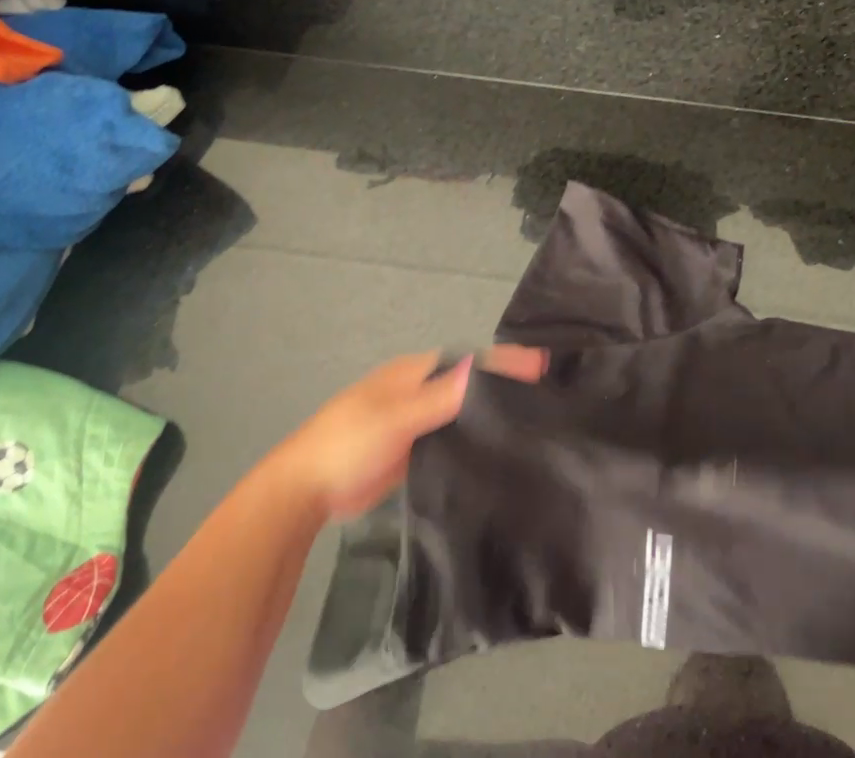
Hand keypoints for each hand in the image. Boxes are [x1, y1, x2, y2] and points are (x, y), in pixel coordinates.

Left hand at [266, 346, 545, 518]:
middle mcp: (418, 392)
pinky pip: (454, 437)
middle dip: (505, 383)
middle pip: (469, 383)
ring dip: (493, 411)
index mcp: (413, 374)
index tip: (543, 364)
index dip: (504, 361)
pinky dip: (477, 437)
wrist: (304, 493)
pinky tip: (500, 450)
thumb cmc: (347, 445)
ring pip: (464, 411)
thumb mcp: (395, 418)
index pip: (468, 361)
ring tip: (537, 419)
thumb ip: (439, 396)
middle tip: (549, 392)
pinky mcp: (416, 451)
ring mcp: (416, 422)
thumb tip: (482, 365)